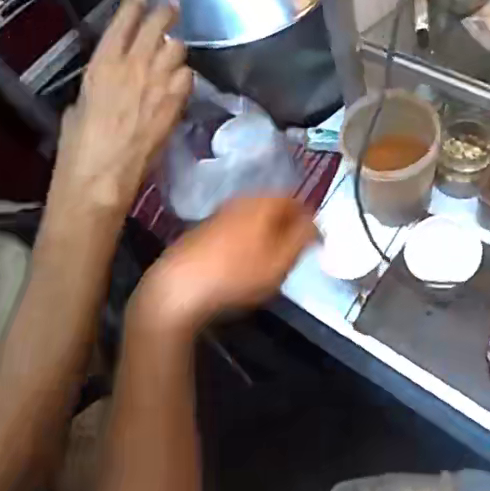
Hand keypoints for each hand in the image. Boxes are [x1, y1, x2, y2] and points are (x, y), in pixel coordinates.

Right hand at [53, 0, 191, 207]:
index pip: (122, 22)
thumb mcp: (80, 104)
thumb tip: (112, 81)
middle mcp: (134, 65)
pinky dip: (185, 75)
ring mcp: (159, 82)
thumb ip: (100, 84)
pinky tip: (180, 81)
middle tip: (172, 6)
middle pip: (156, 26)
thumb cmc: (79, 145)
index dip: (134, 5)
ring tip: (174, 49)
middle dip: (165, 13)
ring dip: (175, 48)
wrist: (103, 173)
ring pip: (177, 48)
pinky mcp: (177, 101)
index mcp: (102, 64)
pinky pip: (188, 76)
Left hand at [131, 197, 315, 338]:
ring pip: (254, 219)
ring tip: (268, 265)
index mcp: (263, 202)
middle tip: (292, 256)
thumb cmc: (236, 275)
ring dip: (266, 236)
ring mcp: (219, 214)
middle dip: (287, 228)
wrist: (175, 290)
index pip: (298, 201)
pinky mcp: (202, 231)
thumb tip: (314, 223)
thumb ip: (303, 238)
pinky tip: (241, 267)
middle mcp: (241, 200)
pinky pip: (236, 230)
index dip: (310, 221)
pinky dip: (245, 243)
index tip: (314, 245)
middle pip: (274, 209)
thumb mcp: (281, 261)